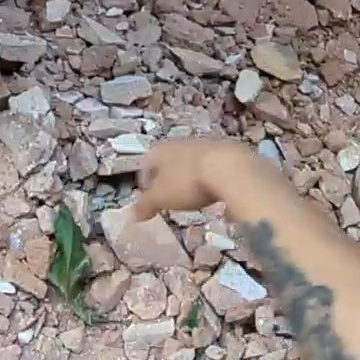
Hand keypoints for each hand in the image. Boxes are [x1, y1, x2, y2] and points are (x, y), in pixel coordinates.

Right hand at [134, 138, 263, 218]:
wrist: (230, 168)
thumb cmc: (187, 182)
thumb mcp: (161, 198)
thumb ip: (145, 205)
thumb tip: (129, 216)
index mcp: (160, 151)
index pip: (146, 163)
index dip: (144, 180)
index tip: (147, 196)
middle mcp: (181, 143)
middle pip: (169, 160)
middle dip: (167, 177)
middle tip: (168, 196)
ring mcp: (205, 145)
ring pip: (190, 161)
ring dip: (189, 176)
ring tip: (192, 195)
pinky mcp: (226, 152)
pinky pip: (211, 165)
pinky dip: (208, 177)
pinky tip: (213, 190)